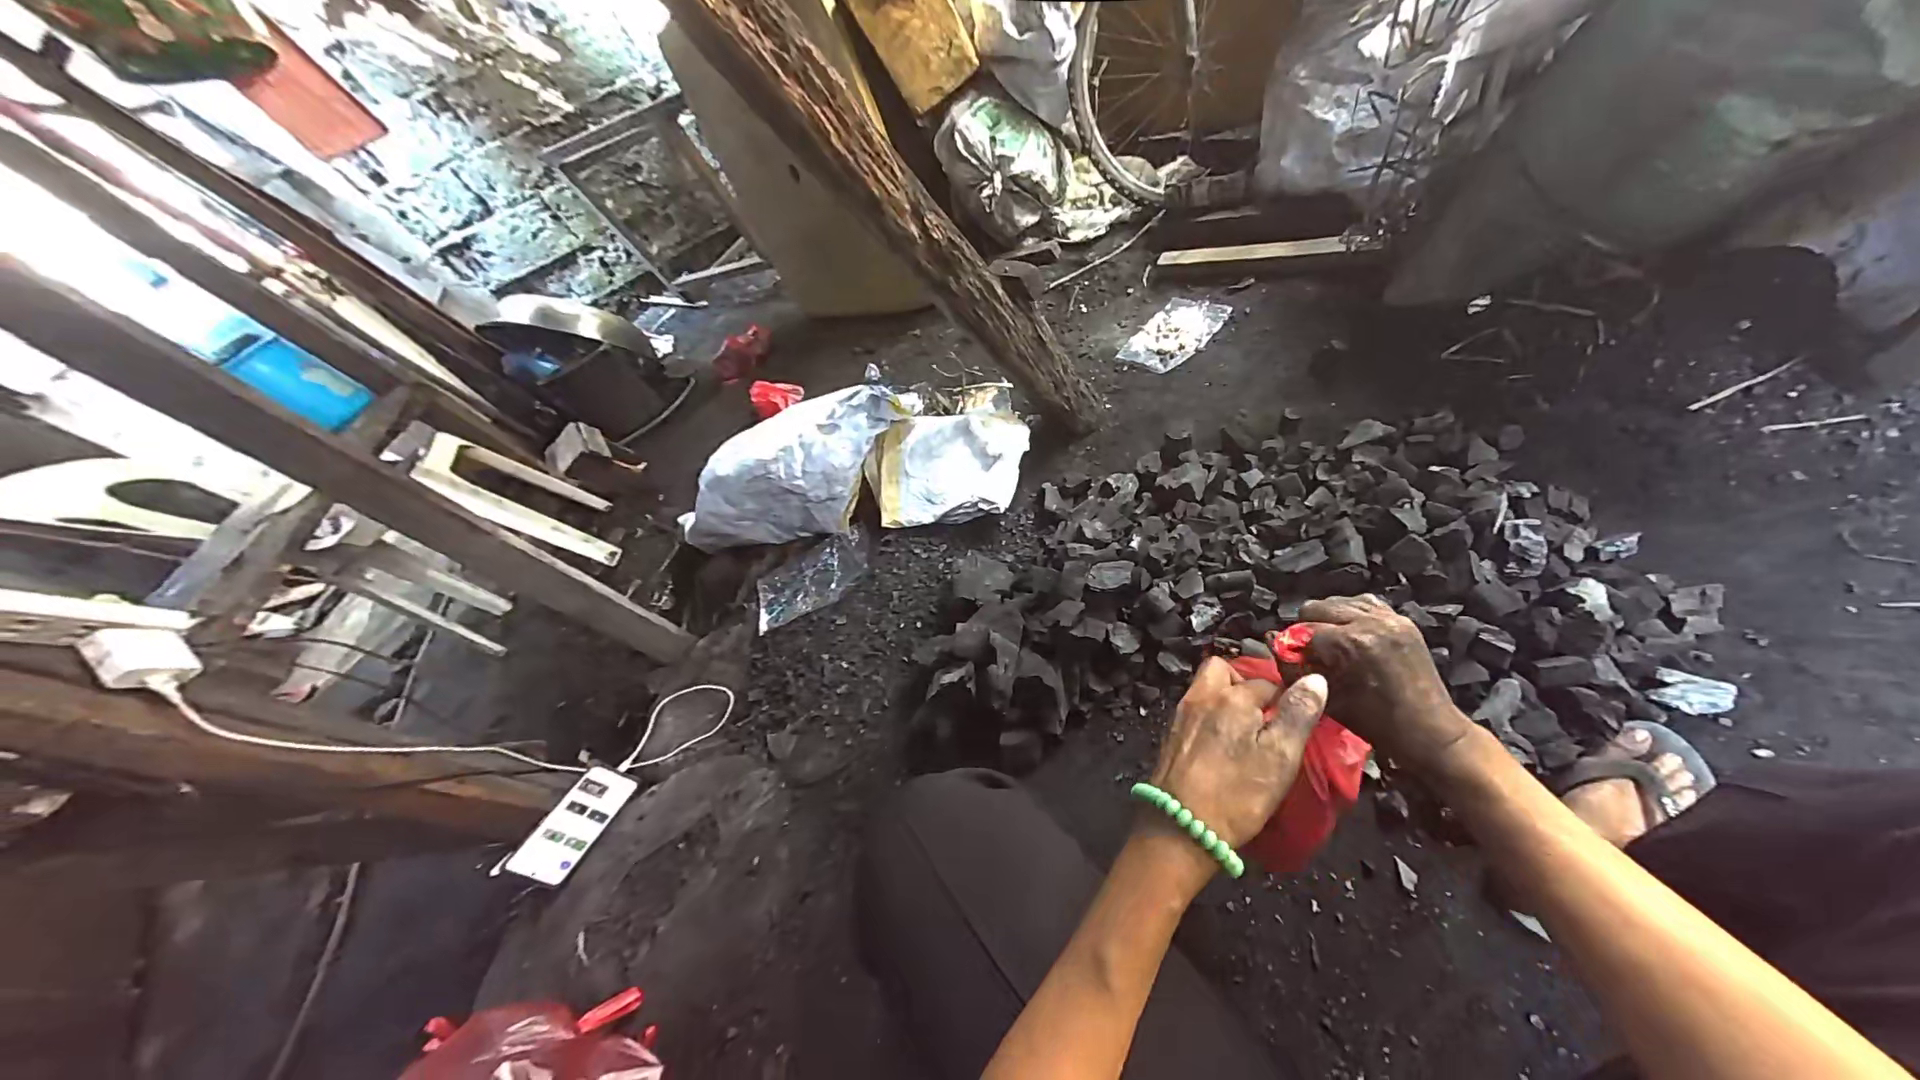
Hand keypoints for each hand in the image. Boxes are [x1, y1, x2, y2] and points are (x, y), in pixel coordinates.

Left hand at [1147, 656, 1328, 849]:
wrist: (1181, 826)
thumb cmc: (1237, 792)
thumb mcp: (1280, 756)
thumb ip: (1298, 714)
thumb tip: (1314, 679)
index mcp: (1230, 696)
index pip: (1266, 681)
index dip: (1286, 696)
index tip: (1297, 715)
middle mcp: (1201, 697)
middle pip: (1222, 670)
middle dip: (1244, 682)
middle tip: (1265, 712)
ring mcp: (1182, 716)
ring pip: (1206, 689)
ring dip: (1226, 698)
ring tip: (1248, 730)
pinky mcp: (1171, 736)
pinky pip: (1195, 711)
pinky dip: (1211, 716)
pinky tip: (1224, 744)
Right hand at [1300, 594, 1474, 774]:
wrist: (1429, 731)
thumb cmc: (1373, 722)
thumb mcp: (1324, 698)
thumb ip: (1291, 666)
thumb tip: (1272, 640)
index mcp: (1350, 642)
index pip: (1301, 630)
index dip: (1294, 646)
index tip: (1297, 661)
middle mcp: (1370, 622)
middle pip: (1316, 607)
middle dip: (1308, 629)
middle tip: (1314, 653)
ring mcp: (1390, 618)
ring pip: (1337, 602)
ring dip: (1328, 620)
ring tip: (1333, 644)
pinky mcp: (1401, 620)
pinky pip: (1364, 603)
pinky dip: (1350, 615)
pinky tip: (1350, 634)